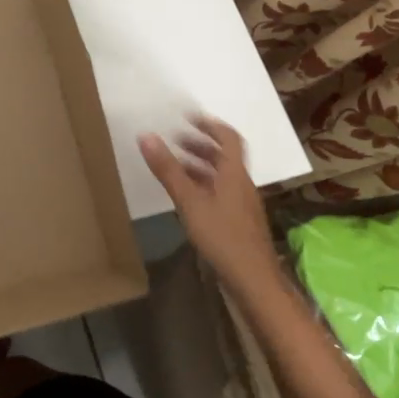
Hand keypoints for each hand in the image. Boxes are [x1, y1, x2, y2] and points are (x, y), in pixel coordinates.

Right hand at [139, 114, 282, 292]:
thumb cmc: (222, 236)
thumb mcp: (189, 201)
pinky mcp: (239, 222)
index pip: (228, 138)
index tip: (188, 117)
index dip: (210, 125)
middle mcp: (241, 184)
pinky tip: (187, 196)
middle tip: (175, 140)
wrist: (253, 280)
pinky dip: (203, 184)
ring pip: (222, 175)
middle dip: (201, 144)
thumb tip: (146, 135)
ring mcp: (242, 204)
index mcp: (233, 173)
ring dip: (200, 165)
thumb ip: (167, 170)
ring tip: (176, 165)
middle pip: (224, 156)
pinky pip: (220, 192)